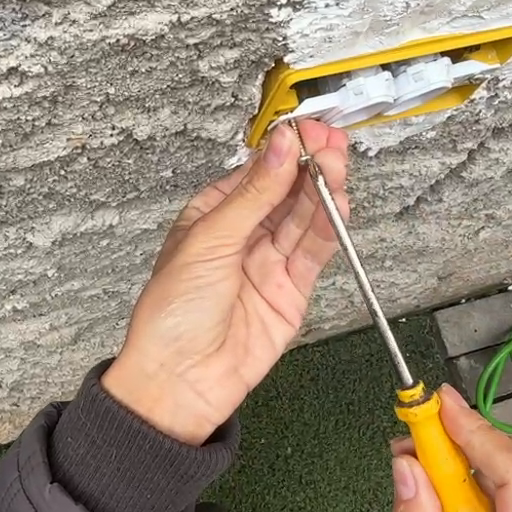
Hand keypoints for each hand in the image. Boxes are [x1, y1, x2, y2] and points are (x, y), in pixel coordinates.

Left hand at [101, 120, 349, 444]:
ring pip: (303, 217)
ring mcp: (267, 262)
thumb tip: (279, 148)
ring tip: (337, 165)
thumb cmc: (172, 315)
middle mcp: (242, 235)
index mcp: (212, 215)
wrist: (180, 381)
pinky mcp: (290, 290)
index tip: (305, 131)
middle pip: (285, 191)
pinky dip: (328, 227)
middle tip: (329, 142)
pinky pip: (314, 251)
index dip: (282, 150)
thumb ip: (252, 196)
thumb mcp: (208, 242)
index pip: (255, 172)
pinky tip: (339, 202)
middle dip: (308, 165)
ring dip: (322, 190)